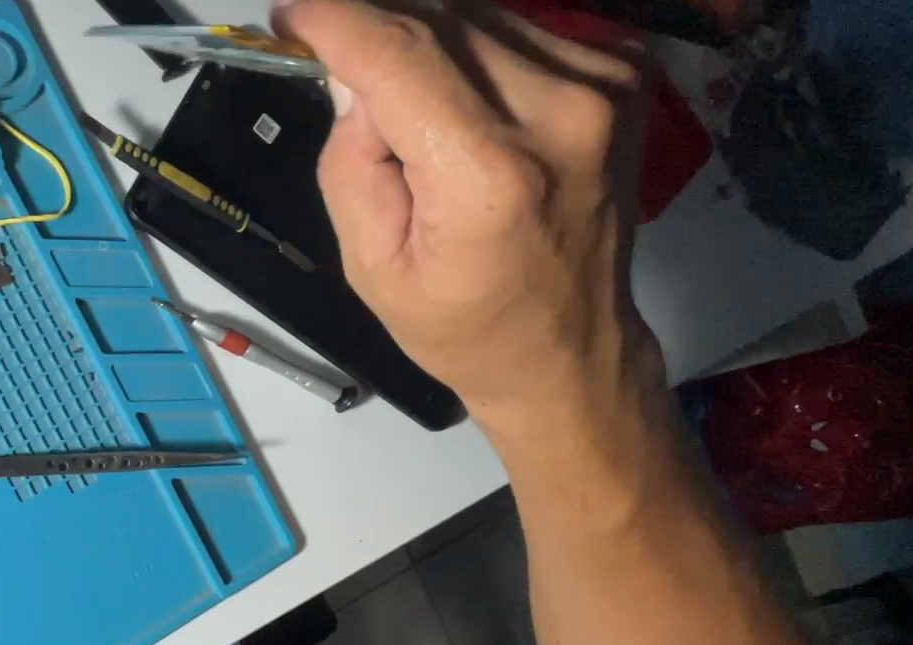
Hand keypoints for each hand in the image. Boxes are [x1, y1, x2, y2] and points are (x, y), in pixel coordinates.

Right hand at [276, 0, 662, 444]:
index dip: (338, 22)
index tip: (292, 14)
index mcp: (486, 176)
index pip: (401, 58)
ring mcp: (602, 83)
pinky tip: (449, 100)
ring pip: (479, 17)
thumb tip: (352, 86)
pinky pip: (517, 31)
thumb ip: (351, 169)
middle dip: (371, 27)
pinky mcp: (620, 73)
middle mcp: (560, 110)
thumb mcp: (370, 268)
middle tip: (325, 50)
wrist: (564, 344)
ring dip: (418, 41)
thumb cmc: (457, 323)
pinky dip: (466, 51)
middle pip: (441, 20)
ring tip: (393, 102)